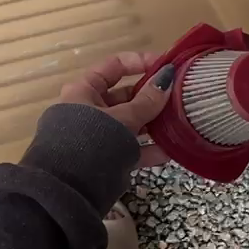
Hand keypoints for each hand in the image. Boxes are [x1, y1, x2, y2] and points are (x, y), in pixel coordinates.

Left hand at [56, 52, 175, 167]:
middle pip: (125, 96)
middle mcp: (89, 110)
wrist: (69, 187)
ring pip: (130, 124)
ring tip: (179, 124)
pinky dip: (148, 149)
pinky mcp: (104, 159)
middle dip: (152, 97)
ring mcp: (97, 135)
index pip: (115, 65)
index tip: (167, 65)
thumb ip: (148, 100)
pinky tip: (170, 152)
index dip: (141, 62)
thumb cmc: (93, 140)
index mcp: (85, 90)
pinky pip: (129, 149)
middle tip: (179, 98)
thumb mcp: (123, 117)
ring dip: (153, 124)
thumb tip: (168, 77)